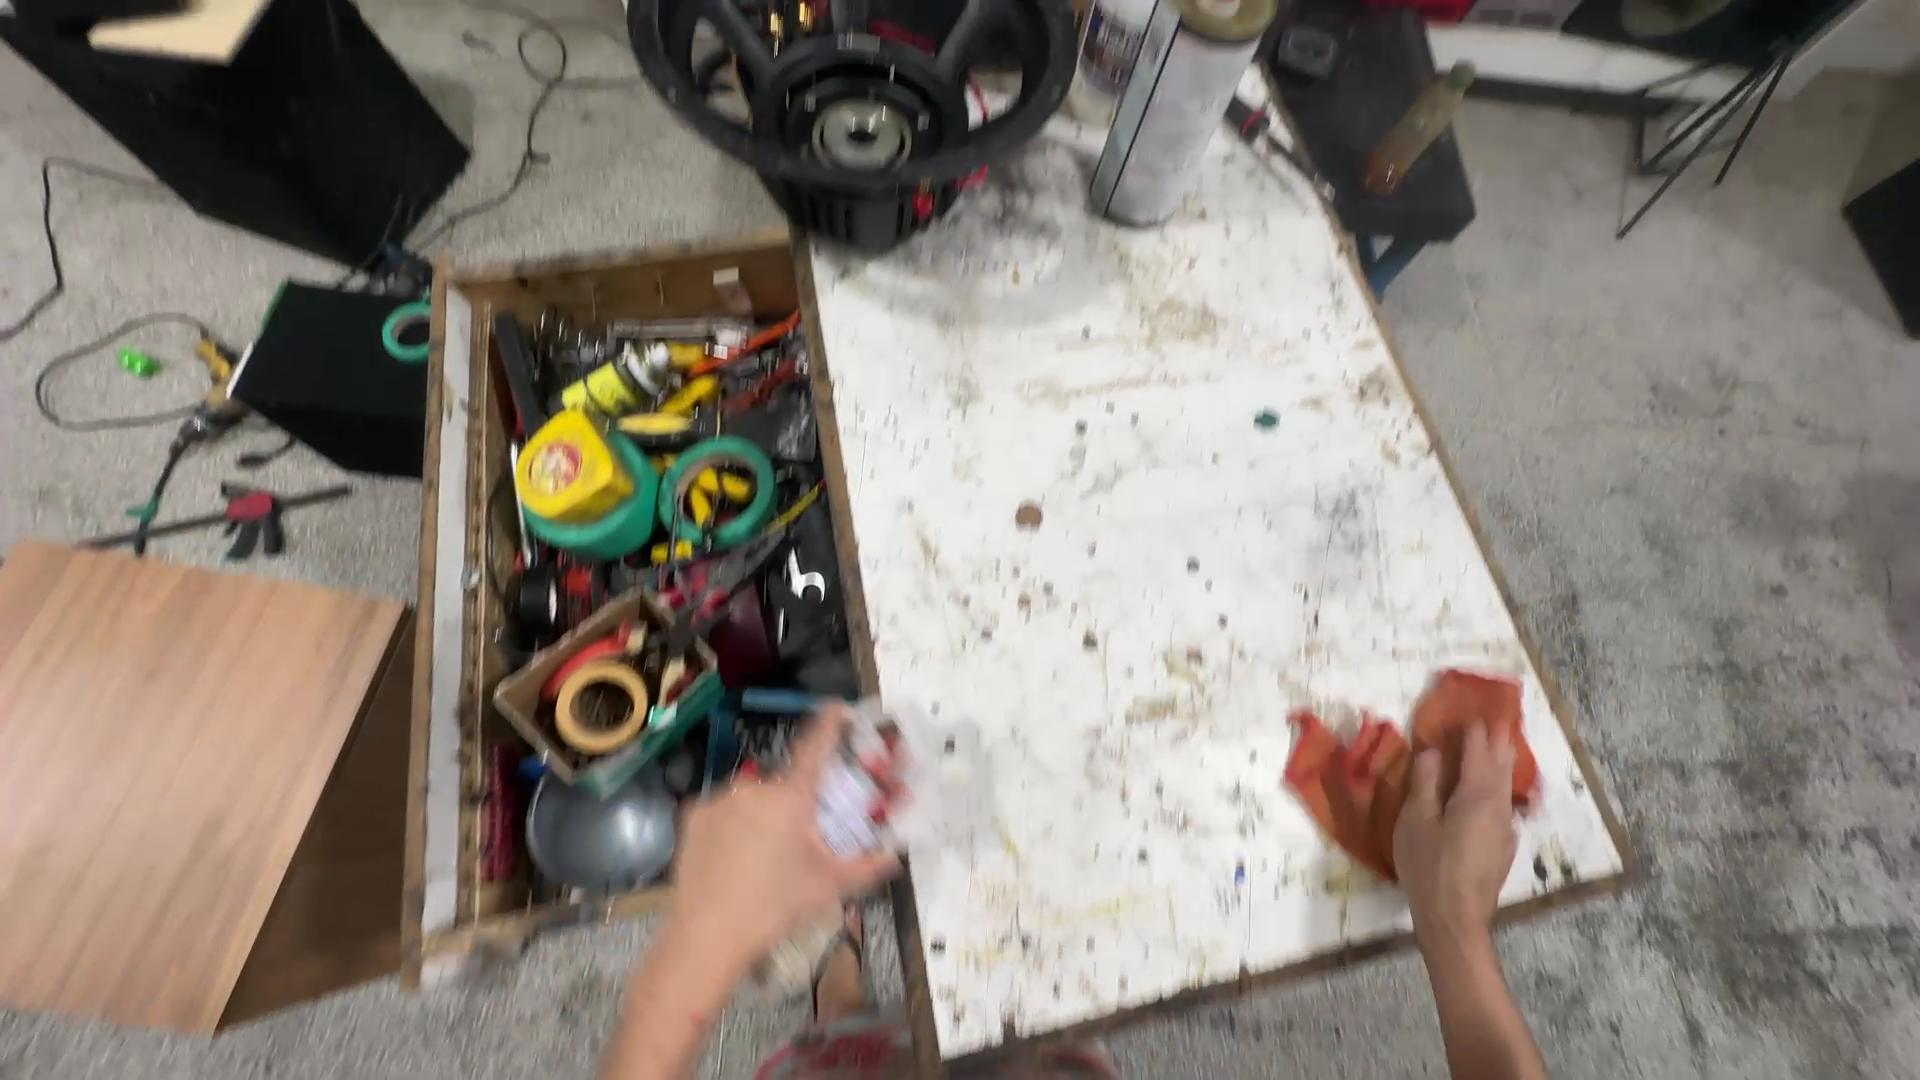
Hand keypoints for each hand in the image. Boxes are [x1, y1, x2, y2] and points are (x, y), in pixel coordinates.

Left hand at [665, 704, 900, 974]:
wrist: (705, 938)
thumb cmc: (775, 906)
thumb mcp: (828, 886)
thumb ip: (867, 866)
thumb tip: (895, 857)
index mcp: (792, 796)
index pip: (816, 744)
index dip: (830, 722)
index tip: (837, 708)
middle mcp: (756, 786)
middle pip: (785, 785)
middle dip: (794, 805)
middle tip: (795, 841)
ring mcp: (720, 798)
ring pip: (752, 799)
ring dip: (762, 816)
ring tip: (760, 858)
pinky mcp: (693, 814)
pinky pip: (722, 811)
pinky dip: (732, 826)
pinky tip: (731, 858)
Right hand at [1393, 725, 1518, 949]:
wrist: (1455, 917)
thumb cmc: (1428, 863)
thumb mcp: (1416, 819)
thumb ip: (1425, 783)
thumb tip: (1431, 752)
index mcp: (1476, 797)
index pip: (1478, 754)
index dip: (1473, 733)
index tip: (1469, 713)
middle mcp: (1498, 809)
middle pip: (1500, 768)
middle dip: (1497, 744)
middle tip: (1495, 722)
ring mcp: (1504, 830)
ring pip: (1504, 787)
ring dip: (1499, 765)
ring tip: (1497, 749)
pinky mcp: (1502, 847)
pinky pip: (1502, 805)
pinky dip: (1496, 787)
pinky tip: (1490, 793)